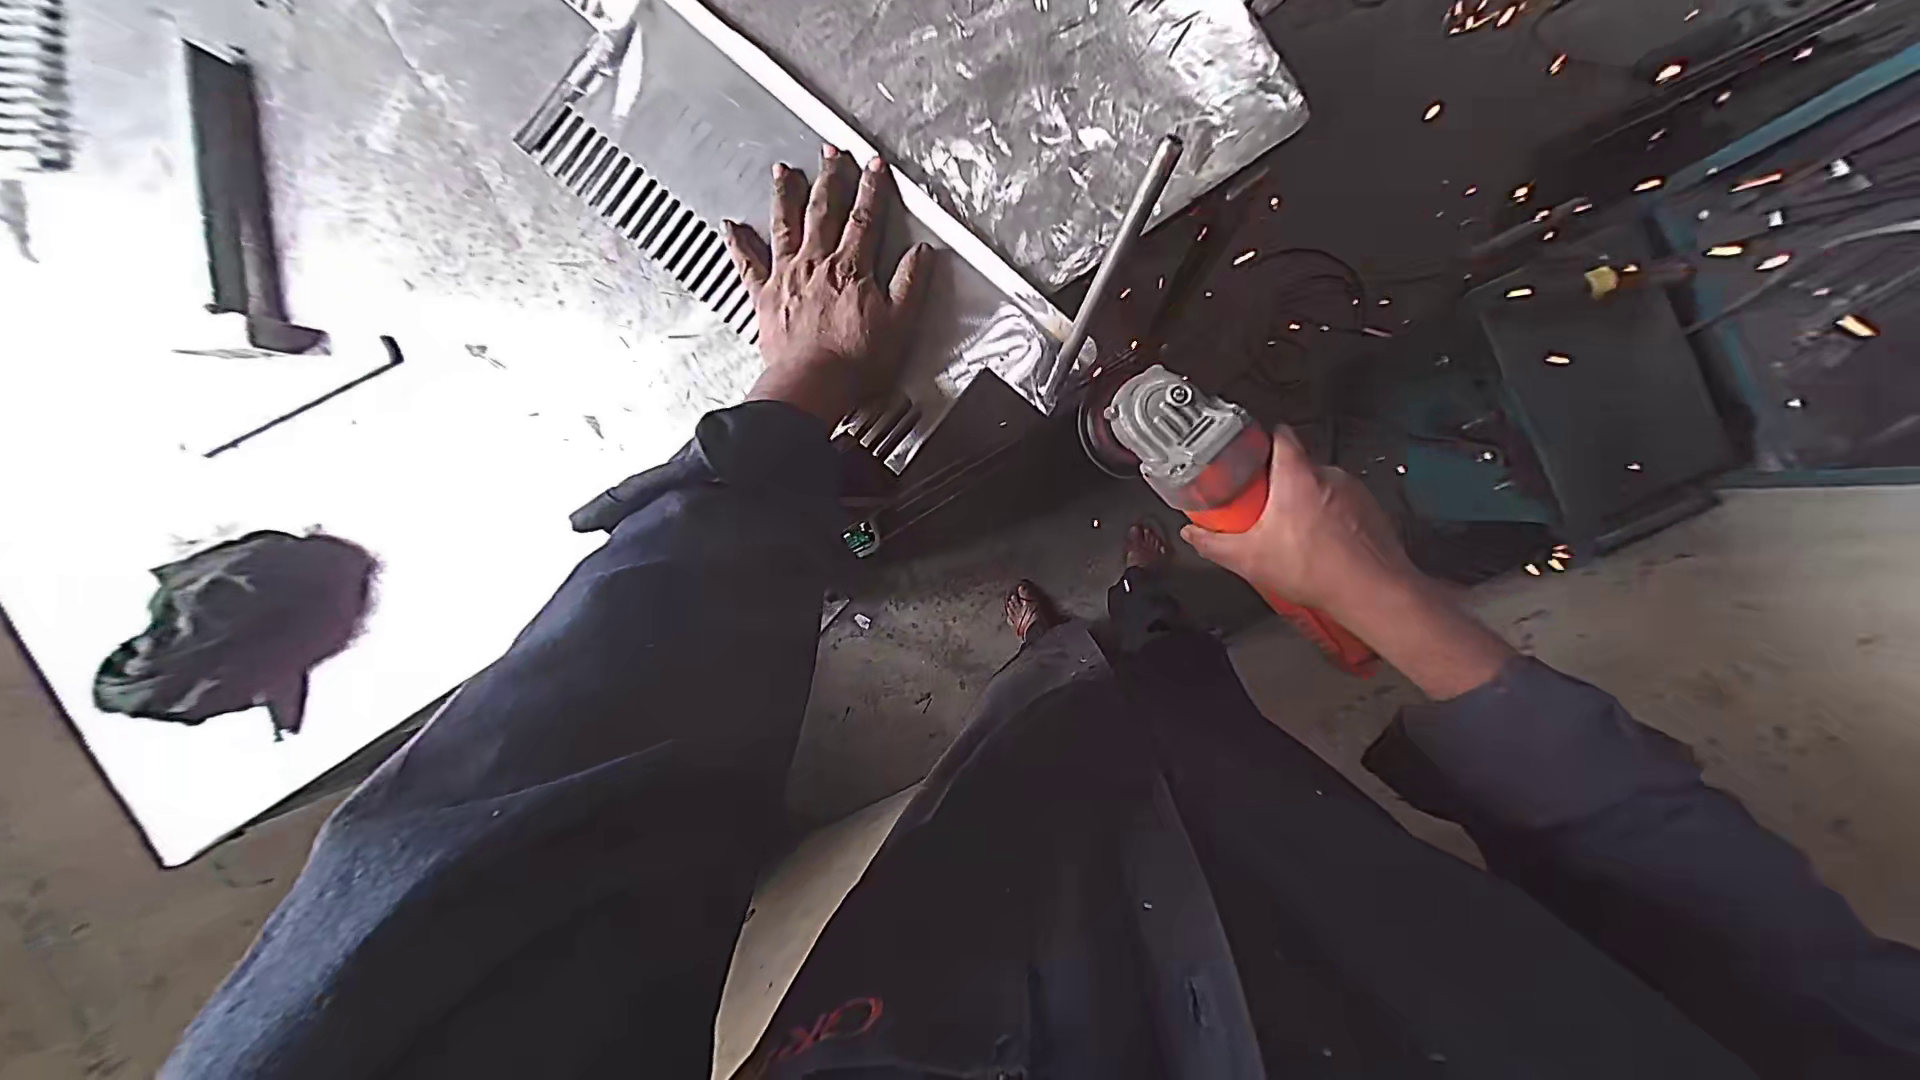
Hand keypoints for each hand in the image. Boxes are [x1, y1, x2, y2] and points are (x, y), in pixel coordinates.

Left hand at [722, 145, 934, 424]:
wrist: (812, 385)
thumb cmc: (854, 362)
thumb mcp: (900, 325)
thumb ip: (910, 285)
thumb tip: (921, 255)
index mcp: (851, 269)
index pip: (865, 219)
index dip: (872, 189)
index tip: (874, 167)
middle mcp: (816, 264)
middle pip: (825, 211)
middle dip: (831, 178)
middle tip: (832, 153)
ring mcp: (787, 277)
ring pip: (786, 224)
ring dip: (786, 195)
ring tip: (785, 172)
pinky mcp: (765, 296)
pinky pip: (748, 263)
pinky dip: (739, 243)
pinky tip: (733, 226)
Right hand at [1183, 427, 1514, 700]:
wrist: (1371, 592)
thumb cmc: (1318, 570)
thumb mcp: (1247, 558)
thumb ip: (1213, 543)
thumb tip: (1193, 535)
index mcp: (1297, 476)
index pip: (1280, 435)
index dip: (1261, 441)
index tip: (1246, 456)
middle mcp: (1329, 476)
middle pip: (1294, 465)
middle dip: (1274, 484)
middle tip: (1257, 508)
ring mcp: (1353, 492)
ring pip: (1318, 486)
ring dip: (1301, 503)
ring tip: (1286, 533)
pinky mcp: (1370, 511)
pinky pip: (1339, 505)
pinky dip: (1324, 518)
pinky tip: (1313, 545)